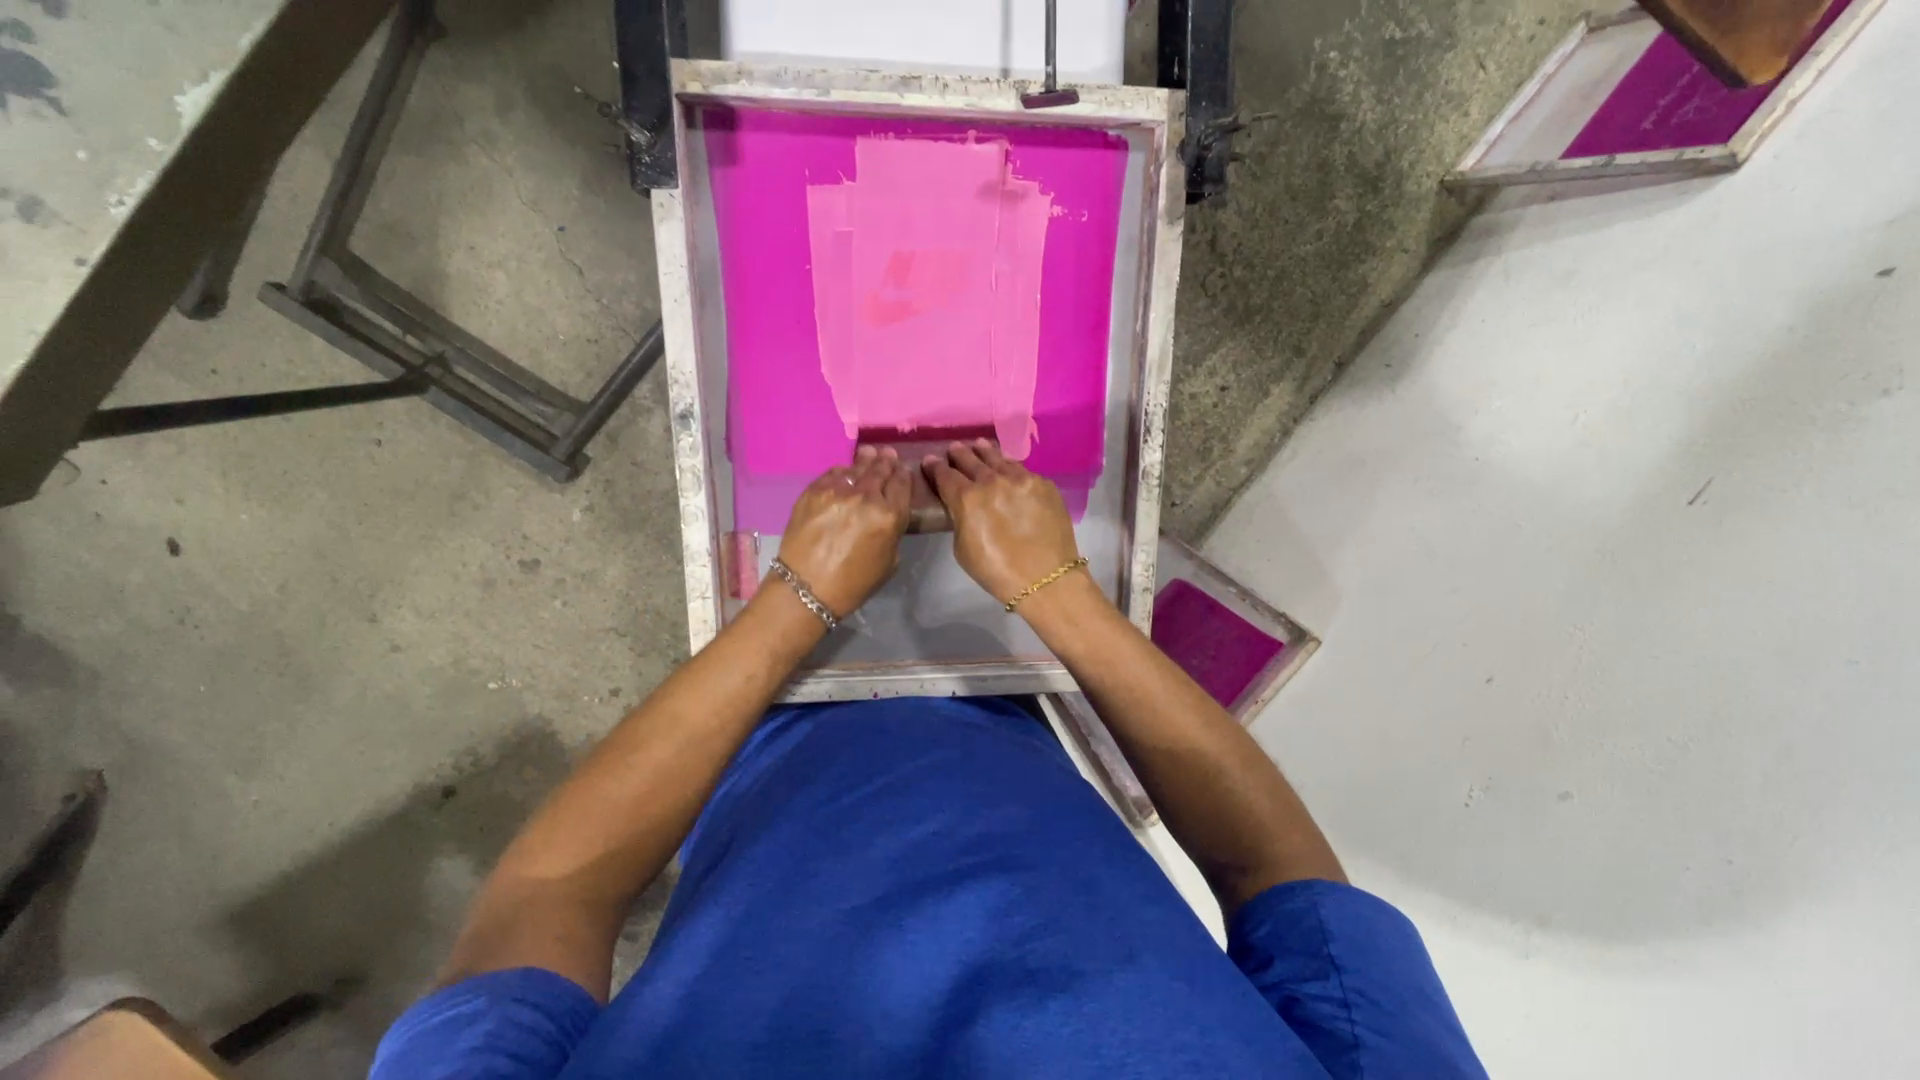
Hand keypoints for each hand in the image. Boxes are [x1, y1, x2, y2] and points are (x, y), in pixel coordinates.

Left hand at [775, 445, 911, 616]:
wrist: (806, 587)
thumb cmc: (853, 583)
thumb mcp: (889, 561)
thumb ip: (892, 531)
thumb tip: (887, 515)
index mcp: (890, 516)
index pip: (902, 484)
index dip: (903, 475)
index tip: (902, 471)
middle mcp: (866, 496)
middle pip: (880, 470)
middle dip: (886, 462)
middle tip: (888, 455)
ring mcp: (838, 490)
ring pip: (857, 467)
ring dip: (866, 460)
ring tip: (870, 454)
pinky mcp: (814, 490)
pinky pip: (833, 473)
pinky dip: (842, 472)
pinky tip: (845, 471)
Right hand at [924, 438, 1081, 605]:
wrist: (1047, 577)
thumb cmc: (997, 571)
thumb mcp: (963, 549)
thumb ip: (960, 519)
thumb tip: (963, 507)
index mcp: (967, 498)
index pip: (945, 475)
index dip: (935, 467)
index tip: (930, 460)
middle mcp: (993, 480)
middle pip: (971, 460)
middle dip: (960, 454)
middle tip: (954, 448)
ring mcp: (1021, 479)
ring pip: (998, 458)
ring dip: (985, 451)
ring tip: (979, 445)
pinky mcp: (1044, 484)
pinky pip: (1022, 470)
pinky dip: (1010, 466)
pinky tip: (1008, 466)